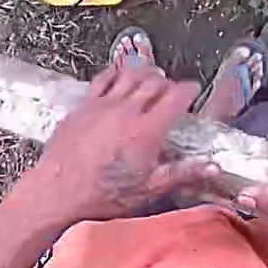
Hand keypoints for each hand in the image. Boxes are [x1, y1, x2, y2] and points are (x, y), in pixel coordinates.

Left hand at [2, 63, 211, 228]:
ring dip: (144, 71)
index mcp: (146, 131)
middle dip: (167, 82)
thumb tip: (209, 167)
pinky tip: (118, 72)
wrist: (58, 193)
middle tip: (172, 87)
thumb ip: (181, 173)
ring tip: (152, 74)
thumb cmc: (101, 195)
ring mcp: (102, 105)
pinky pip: (102, 79)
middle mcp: (126, 111)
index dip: (188, 90)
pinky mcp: (83, 106)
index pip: (175, 98)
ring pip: (129, 75)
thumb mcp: (148, 189)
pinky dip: (115, 72)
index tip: (193, 89)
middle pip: (153, 82)